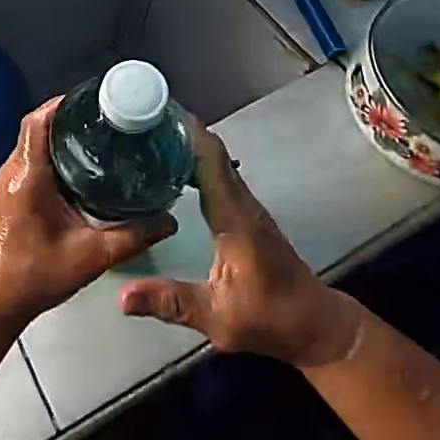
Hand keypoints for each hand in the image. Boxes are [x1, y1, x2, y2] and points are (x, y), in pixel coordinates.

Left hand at [0, 97, 177, 323]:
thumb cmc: (32, 276)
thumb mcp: (91, 256)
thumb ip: (132, 237)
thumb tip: (167, 221)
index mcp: (28, 177)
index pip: (39, 121)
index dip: (64, 104)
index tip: (93, 100)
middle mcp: (13, 172)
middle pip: (38, 127)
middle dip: (71, 117)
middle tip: (107, 118)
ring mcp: (9, 182)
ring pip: (35, 142)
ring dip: (63, 136)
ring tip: (100, 136)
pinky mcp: (11, 193)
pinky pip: (33, 159)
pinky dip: (55, 154)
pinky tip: (84, 166)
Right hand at [118, 121, 362, 367]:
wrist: (316, 326)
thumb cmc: (272, 319)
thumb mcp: (217, 318)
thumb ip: (170, 302)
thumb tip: (122, 295)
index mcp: (236, 219)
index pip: (213, 161)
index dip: (188, 133)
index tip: (159, 113)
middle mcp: (243, 206)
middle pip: (213, 155)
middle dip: (180, 133)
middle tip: (141, 121)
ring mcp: (248, 210)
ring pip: (217, 164)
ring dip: (188, 147)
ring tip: (150, 138)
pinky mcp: (247, 218)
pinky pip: (220, 178)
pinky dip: (196, 165)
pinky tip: (174, 171)